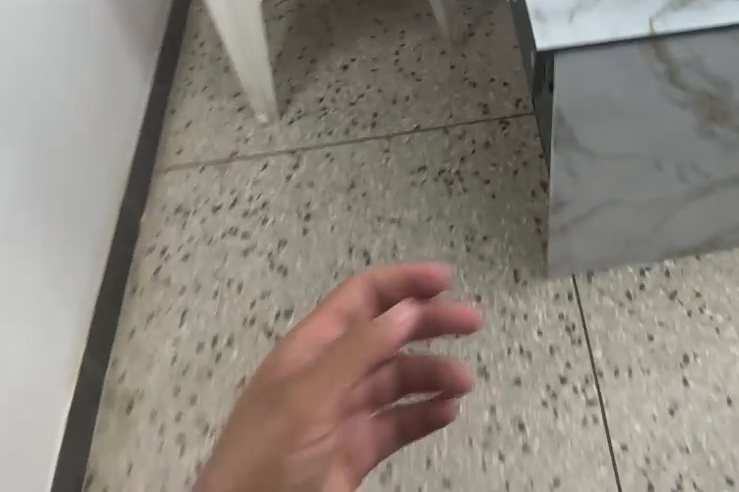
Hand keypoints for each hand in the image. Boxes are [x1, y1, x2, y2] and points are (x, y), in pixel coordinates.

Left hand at [195, 263, 484, 491]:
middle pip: (387, 333)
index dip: (403, 281)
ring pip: (396, 380)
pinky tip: (446, 413)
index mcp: (311, 347)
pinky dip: (423, 415)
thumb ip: (356, 352)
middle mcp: (330, 373)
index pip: (363, 296)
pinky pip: (396, 424)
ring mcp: (343, 414)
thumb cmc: (264, 459)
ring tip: (463, 382)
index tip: (446, 279)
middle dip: (430, 323)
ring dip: (432, 374)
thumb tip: (406, 309)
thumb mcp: (306, 399)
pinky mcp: (353, 453)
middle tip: (473, 321)